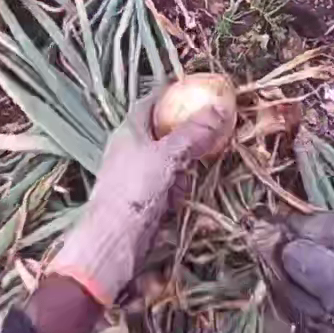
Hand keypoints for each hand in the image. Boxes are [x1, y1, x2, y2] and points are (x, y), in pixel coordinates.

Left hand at [47, 89, 230, 305]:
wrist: (114, 241)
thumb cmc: (133, 189)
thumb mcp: (167, 155)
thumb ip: (192, 133)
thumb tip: (219, 108)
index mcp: (130, 130)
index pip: (151, 102)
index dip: (171, 93)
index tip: (197, 90)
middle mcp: (132, 148)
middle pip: (163, 130)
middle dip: (187, 130)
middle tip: (213, 127)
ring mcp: (138, 173)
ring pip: (170, 158)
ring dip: (187, 162)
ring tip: (203, 162)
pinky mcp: (145, 197)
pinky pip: (170, 183)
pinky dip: (180, 186)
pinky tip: (185, 194)